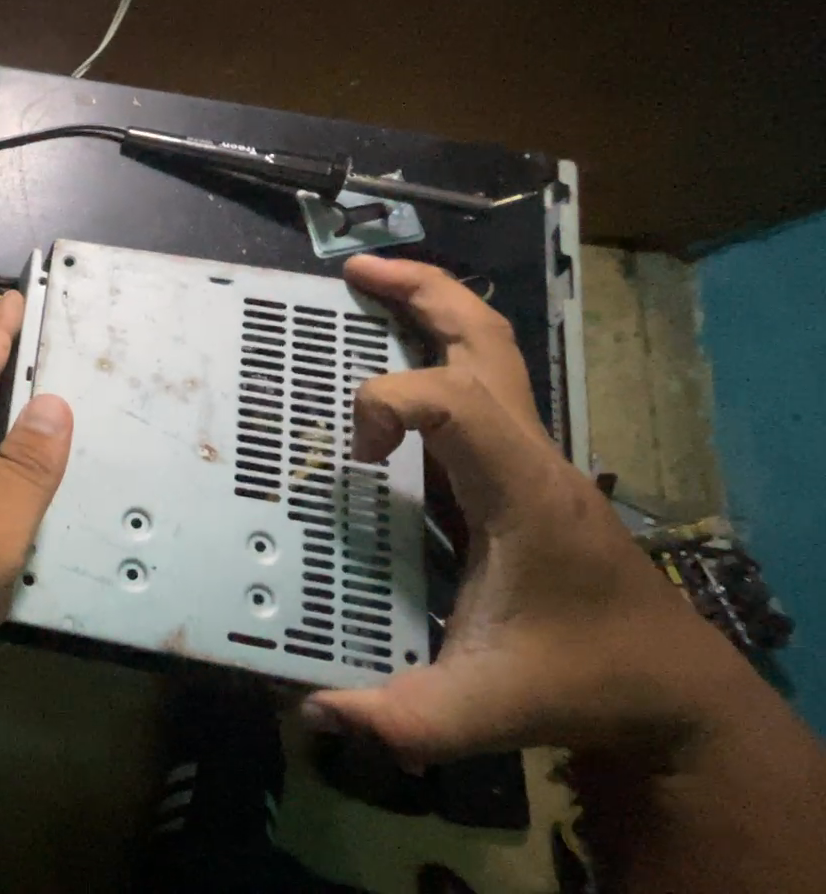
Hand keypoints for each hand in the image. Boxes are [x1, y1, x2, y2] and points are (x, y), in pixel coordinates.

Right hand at [304, 256, 750, 768]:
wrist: (673, 692)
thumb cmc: (586, 682)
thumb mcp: (491, 705)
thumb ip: (405, 716)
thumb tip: (313, 712)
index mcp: (524, 492)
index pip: (457, 399)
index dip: (391, 401)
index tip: (356, 452)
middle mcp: (532, 456)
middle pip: (489, 342)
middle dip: (423, 294)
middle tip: (352, 270)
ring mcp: (530, 456)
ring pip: (492, 352)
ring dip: (431, 310)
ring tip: (365, 288)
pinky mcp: (516, 470)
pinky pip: (476, 387)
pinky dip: (434, 353)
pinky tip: (390, 370)